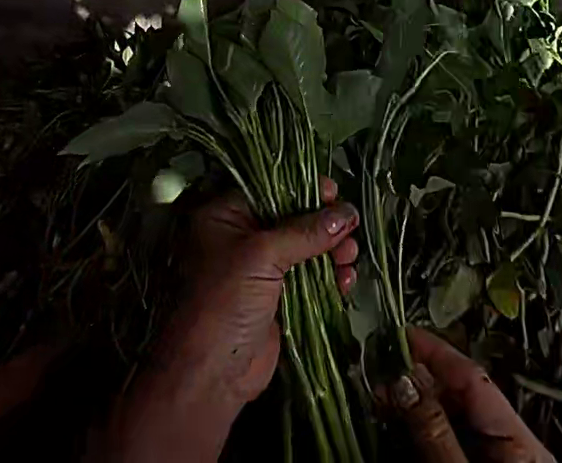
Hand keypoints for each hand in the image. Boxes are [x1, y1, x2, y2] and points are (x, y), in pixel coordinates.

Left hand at [99, 179, 359, 461]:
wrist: (210, 374)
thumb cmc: (226, 299)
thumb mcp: (262, 255)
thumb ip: (305, 231)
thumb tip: (347, 212)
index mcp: (226, 215)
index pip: (270, 188)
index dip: (303, 188)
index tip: (334, 191)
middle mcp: (242, 236)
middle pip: (292, 218)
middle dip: (324, 223)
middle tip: (351, 227)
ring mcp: (260, 269)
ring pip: (305, 249)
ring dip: (332, 251)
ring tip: (351, 256)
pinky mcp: (277, 298)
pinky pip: (309, 278)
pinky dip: (329, 277)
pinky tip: (346, 280)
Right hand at [386, 329, 553, 462]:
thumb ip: (434, 431)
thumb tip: (402, 379)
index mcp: (520, 440)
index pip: (473, 377)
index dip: (434, 350)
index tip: (397, 333)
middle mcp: (513, 443)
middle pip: (462, 392)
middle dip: (419, 374)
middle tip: (378, 365)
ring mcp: (498, 457)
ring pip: (454, 413)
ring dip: (417, 399)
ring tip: (381, 391)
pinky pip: (452, 436)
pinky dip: (424, 425)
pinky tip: (399, 420)